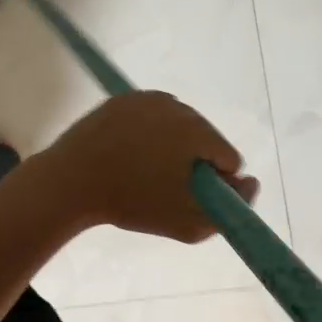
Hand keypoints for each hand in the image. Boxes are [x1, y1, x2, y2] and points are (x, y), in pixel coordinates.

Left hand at [37, 91, 258, 242]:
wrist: (72, 179)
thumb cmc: (133, 202)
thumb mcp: (191, 222)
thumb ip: (233, 207)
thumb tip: (249, 182)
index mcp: (195, 129)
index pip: (228, 157)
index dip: (216, 182)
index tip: (189, 195)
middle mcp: (174, 105)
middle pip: (203, 137)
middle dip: (194, 160)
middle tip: (165, 185)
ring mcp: (144, 98)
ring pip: (177, 125)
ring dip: (172, 145)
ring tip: (146, 170)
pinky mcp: (120, 99)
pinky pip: (149, 117)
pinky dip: (148, 133)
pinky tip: (130, 153)